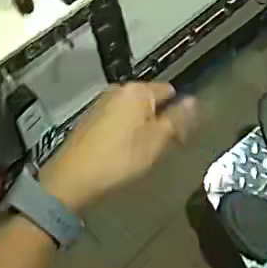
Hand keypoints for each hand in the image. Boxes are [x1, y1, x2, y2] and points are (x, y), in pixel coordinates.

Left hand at [40, 83, 196, 210]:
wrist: (72, 177)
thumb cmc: (119, 158)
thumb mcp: (156, 141)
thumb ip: (177, 118)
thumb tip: (194, 100)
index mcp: (138, 90)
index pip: (170, 91)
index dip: (179, 113)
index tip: (180, 137)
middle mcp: (119, 89)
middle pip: (151, 100)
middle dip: (160, 120)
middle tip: (160, 149)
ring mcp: (102, 101)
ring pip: (134, 110)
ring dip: (142, 126)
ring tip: (141, 154)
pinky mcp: (91, 116)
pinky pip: (118, 118)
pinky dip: (125, 130)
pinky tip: (122, 152)